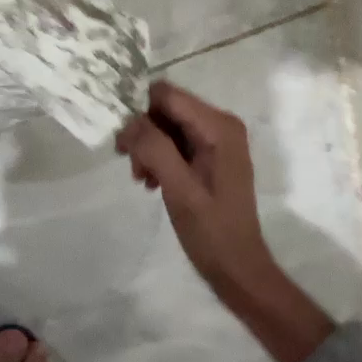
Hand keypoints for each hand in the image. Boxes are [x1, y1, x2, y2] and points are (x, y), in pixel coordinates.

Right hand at [117, 81, 334, 361]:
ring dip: (147, 147)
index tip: (124, 142)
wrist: (238, 267)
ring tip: (142, 178)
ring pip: (165, 125)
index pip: (166, 94)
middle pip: (165, 108)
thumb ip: (155, 148)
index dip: (140, 111)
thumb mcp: (179, 188)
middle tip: (132, 166)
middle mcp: (220, 124)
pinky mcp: (210, 154)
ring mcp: (216, 139)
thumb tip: (129, 120)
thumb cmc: (211, 230)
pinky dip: (158, 156)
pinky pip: (174, 140)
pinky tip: (152, 180)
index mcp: (218, 126)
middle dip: (143, 132)